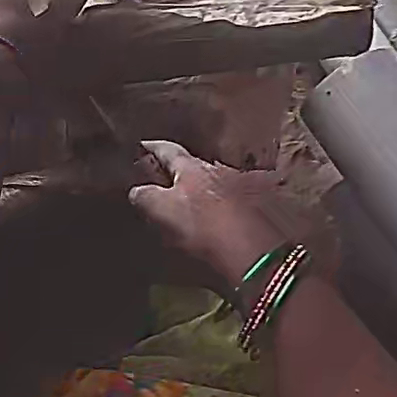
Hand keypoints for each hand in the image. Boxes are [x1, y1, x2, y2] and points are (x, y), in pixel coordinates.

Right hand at [128, 140, 303, 286]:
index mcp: (192, 168)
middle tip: (165, 176)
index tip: (142, 144)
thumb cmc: (203, 228)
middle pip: (194, 164)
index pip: (168, 150)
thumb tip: (137, 190)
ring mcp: (241, 185)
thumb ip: (146, 197)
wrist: (255, 252)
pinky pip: (233, 197)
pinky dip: (221, 202)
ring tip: (191, 199)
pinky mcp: (259, 204)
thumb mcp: (163, 212)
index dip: (153, 148)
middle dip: (180, 169)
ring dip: (202, 186)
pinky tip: (218, 215)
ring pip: (215, 180)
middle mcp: (218, 169)